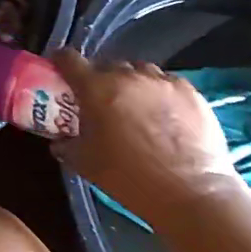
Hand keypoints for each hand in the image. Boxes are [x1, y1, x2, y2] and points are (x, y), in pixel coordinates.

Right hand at [49, 50, 238, 227]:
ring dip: (130, 82)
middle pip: (106, 65)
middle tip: (100, 101)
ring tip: (134, 104)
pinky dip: (158, 92)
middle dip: (99, 79)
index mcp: (95, 88)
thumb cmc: (127, 176)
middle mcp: (127, 76)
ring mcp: (162, 82)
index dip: (60, 63)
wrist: (191, 193)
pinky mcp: (191, 93)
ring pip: (139, 70)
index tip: (60, 73)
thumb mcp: (82, 161)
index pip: (69, 58)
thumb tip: (60, 139)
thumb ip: (65, 143)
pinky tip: (162, 113)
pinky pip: (166, 82)